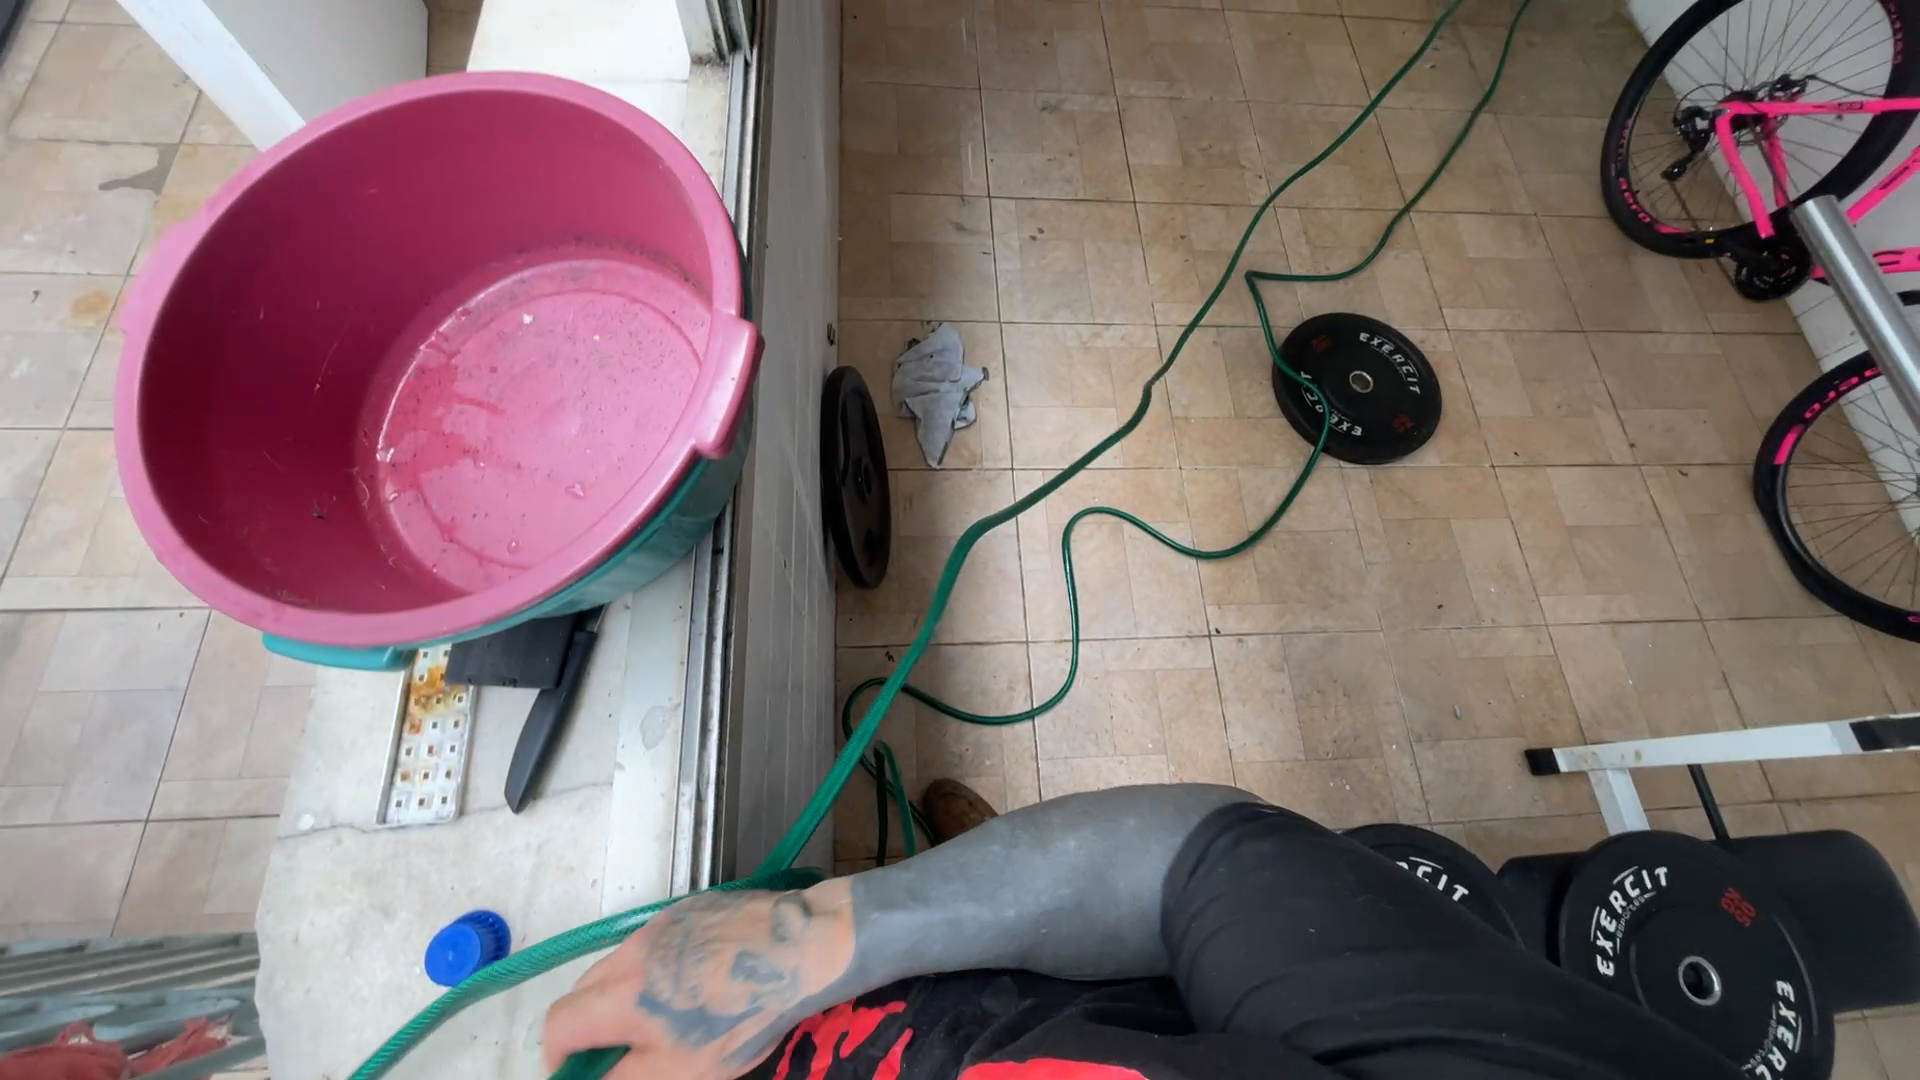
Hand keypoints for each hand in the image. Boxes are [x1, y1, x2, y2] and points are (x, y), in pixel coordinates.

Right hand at [543, 880, 855, 1079]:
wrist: (803, 947)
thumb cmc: (743, 1016)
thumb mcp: (679, 1071)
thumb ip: (622, 1079)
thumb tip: (594, 1076)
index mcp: (623, 992)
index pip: (558, 1022)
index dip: (563, 1057)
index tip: (589, 1071)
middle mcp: (635, 949)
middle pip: (585, 990)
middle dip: (593, 1026)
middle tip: (629, 1049)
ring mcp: (664, 922)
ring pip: (620, 964)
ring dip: (626, 995)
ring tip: (669, 1017)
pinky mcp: (692, 908)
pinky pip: (655, 943)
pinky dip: (657, 967)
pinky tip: (696, 983)